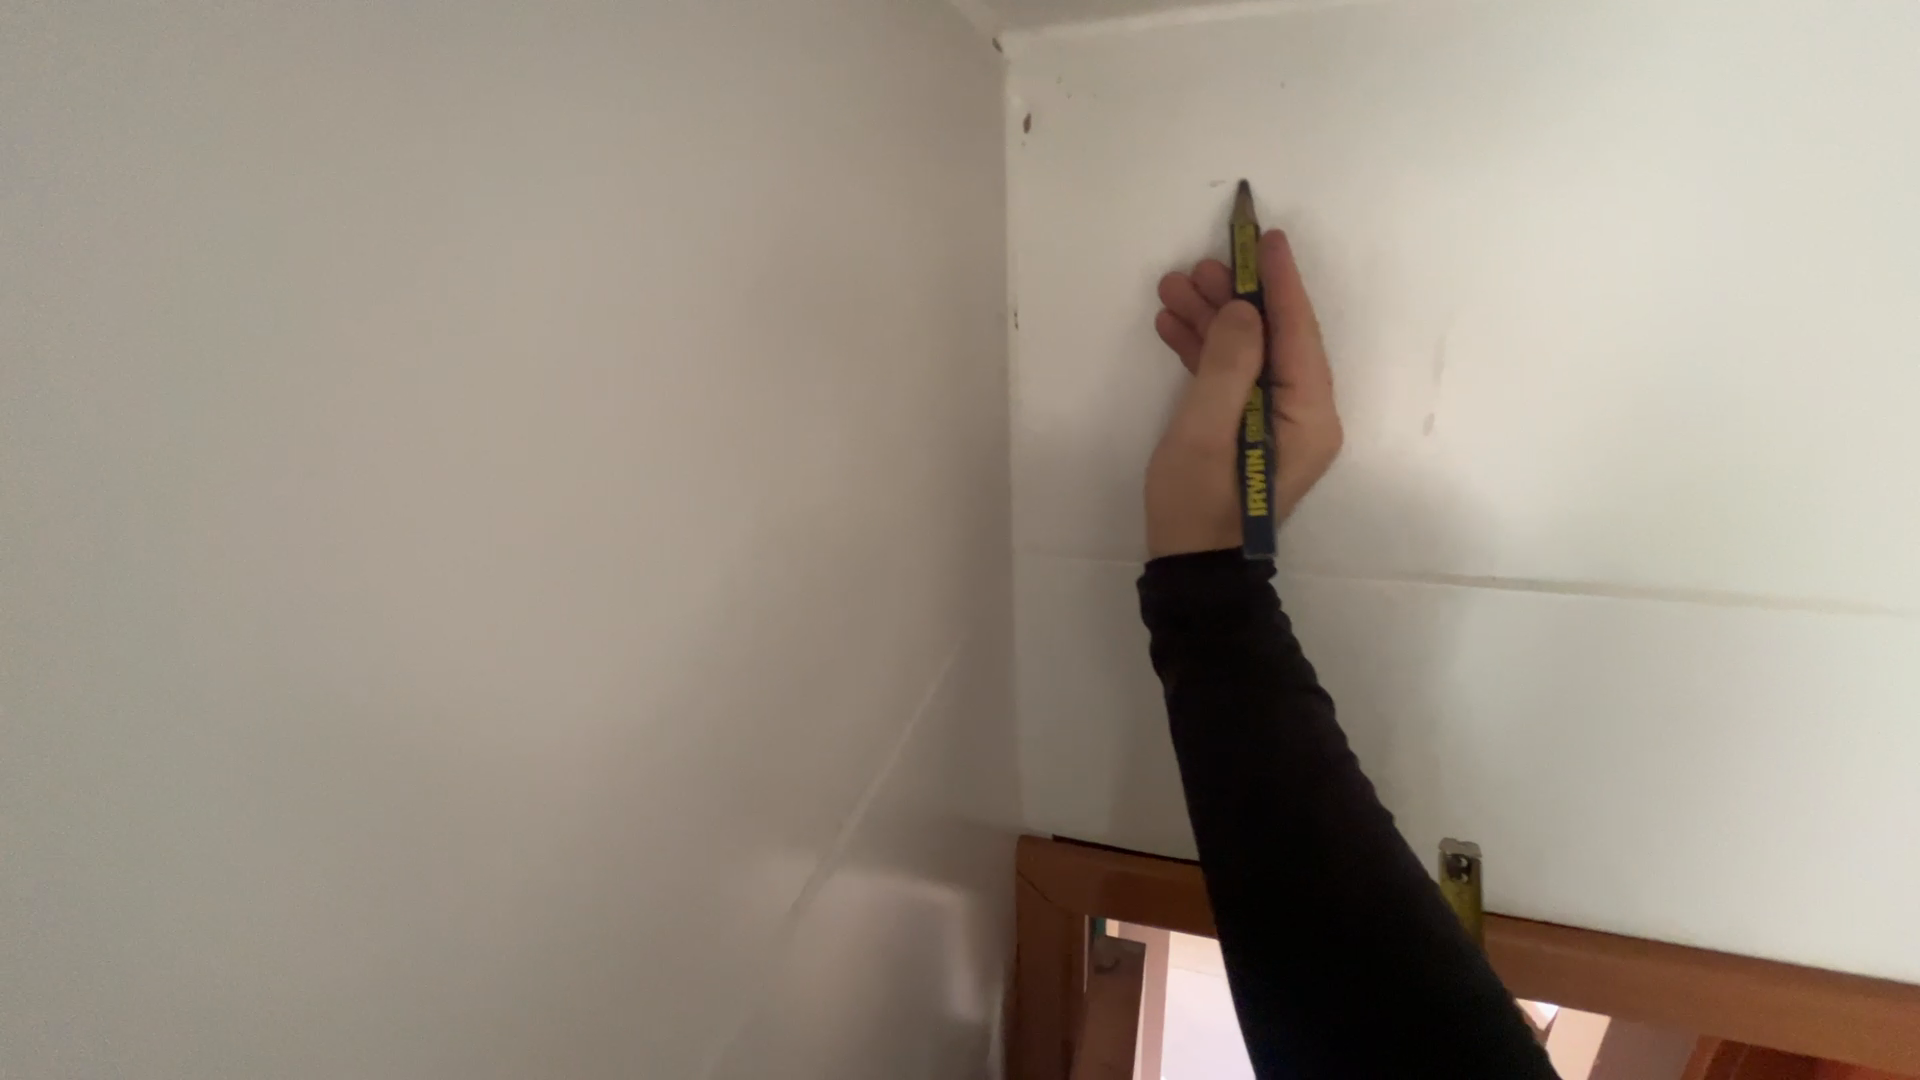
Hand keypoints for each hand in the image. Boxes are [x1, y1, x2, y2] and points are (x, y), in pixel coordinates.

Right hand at [1146, 230, 1341, 556]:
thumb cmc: (1197, 505)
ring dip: (1212, 322)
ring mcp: (1276, 423)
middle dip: (1234, 299)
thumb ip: (1227, 367)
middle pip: (1273, 339)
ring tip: (1173, 290)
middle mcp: (1303, 414)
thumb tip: (1242, 312)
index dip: (1279, 284)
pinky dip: (1204, 354)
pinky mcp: (1248, 432)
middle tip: (1195, 268)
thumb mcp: (1205, 433)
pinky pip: (1232, 379)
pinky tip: (1174, 329)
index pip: (1297, 333)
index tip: (1265, 238)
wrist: (1190, 567)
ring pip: (1248, 354)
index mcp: (1309, 415)